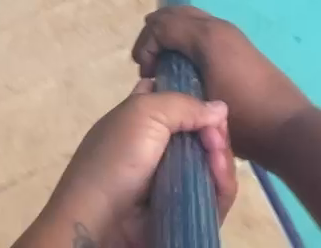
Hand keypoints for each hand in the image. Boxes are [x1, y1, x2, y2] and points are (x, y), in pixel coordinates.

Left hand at [19, 81, 236, 247]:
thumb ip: (183, 104)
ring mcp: (174, 178)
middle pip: (200, 132)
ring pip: (211, 163)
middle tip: (216, 140)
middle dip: (215, 132)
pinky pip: (213, 195)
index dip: (196, 100)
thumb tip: (220, 108)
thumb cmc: (116, 158)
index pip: (176, 100)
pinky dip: (222, 187)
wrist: (99, 222)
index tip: (211, 106)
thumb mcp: (143, 112)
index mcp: (144, 116)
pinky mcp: (185, 208)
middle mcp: (160, 145)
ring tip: (218, 162)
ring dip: (222, 160)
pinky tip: (220, 181)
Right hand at [132, 7, 313, 165]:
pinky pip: (203, 28)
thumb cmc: (244, 120)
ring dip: (171, 34)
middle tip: (146, 61)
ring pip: (190, 18)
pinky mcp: (239, 45)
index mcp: (206, 37)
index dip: (147, 44)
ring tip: (161, 63)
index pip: (162, 24)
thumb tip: (160, 77)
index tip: (144, 73)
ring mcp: (231, 34)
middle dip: (155, 32)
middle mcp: (218, 26)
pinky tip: (184, 65)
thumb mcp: (200, 105)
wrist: (290, 129)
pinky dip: (185, 37)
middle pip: (175, 13)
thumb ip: (175, 84)